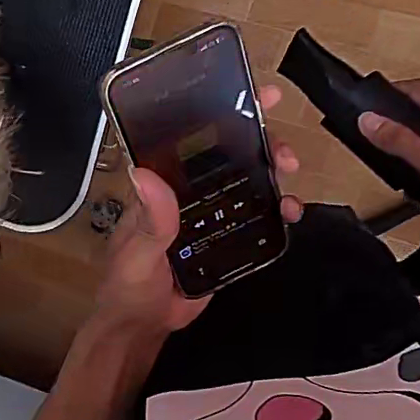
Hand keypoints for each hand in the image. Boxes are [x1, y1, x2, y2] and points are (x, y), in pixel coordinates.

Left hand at [93, 85, 302, 334]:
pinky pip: (254, 216)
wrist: (145, 324)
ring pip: (247, 180)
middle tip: (283, 151)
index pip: (188, 137)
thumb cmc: (129, 286)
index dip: (218, 111)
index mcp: (159, 185)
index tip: (251, 95)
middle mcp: (185, 191)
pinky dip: (275, 210)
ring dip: (272, 173)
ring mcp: (207, 213)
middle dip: (259, 141)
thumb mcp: (137, 252)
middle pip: (227, 154)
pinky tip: (289, 212)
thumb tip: (145, 174)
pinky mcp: (224, 237)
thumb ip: (149, 220)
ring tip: (290, 178)